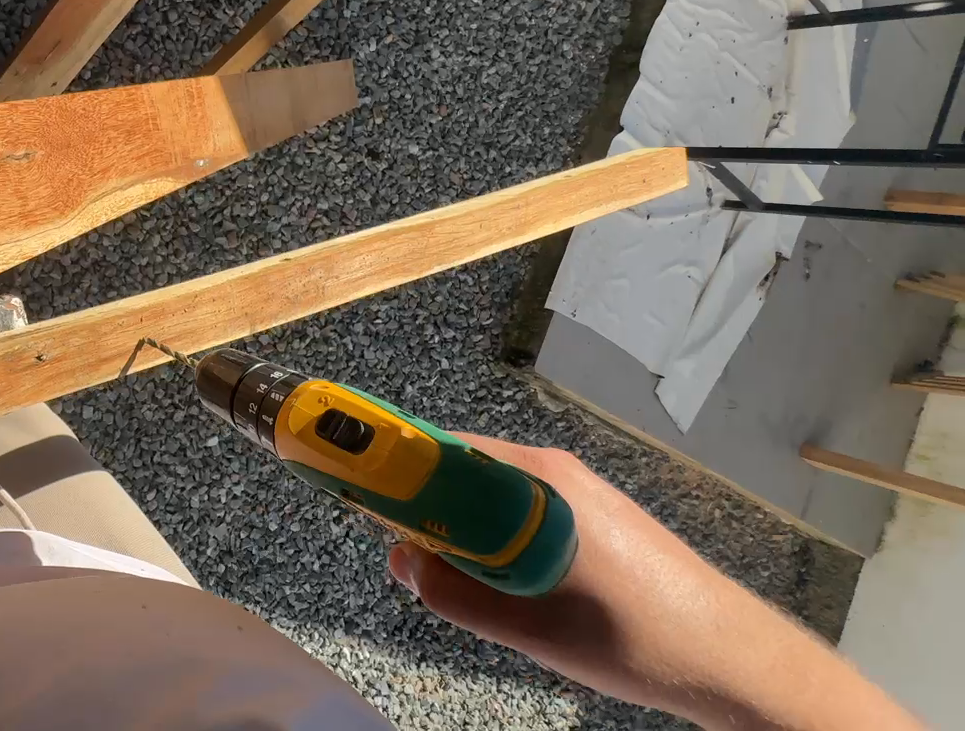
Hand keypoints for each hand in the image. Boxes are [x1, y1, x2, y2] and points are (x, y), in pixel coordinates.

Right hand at [388, 435, 919, 729]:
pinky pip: (520, 504)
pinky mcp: (594, 508)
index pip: (441, 450)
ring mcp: (577, 486)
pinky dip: (496, 530)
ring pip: (490, 490)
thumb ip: (455, 594)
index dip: (396, 468)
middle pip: (462, 469)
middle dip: (430, 506)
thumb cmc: (636, 640)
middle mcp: (551, 468)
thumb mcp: (532, 630)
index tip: (368, 496)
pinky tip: (513, 577)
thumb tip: (399, 558)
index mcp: (536, 479)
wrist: (749, 667)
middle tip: (421, 554)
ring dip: (465, 523)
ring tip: (470, 575)